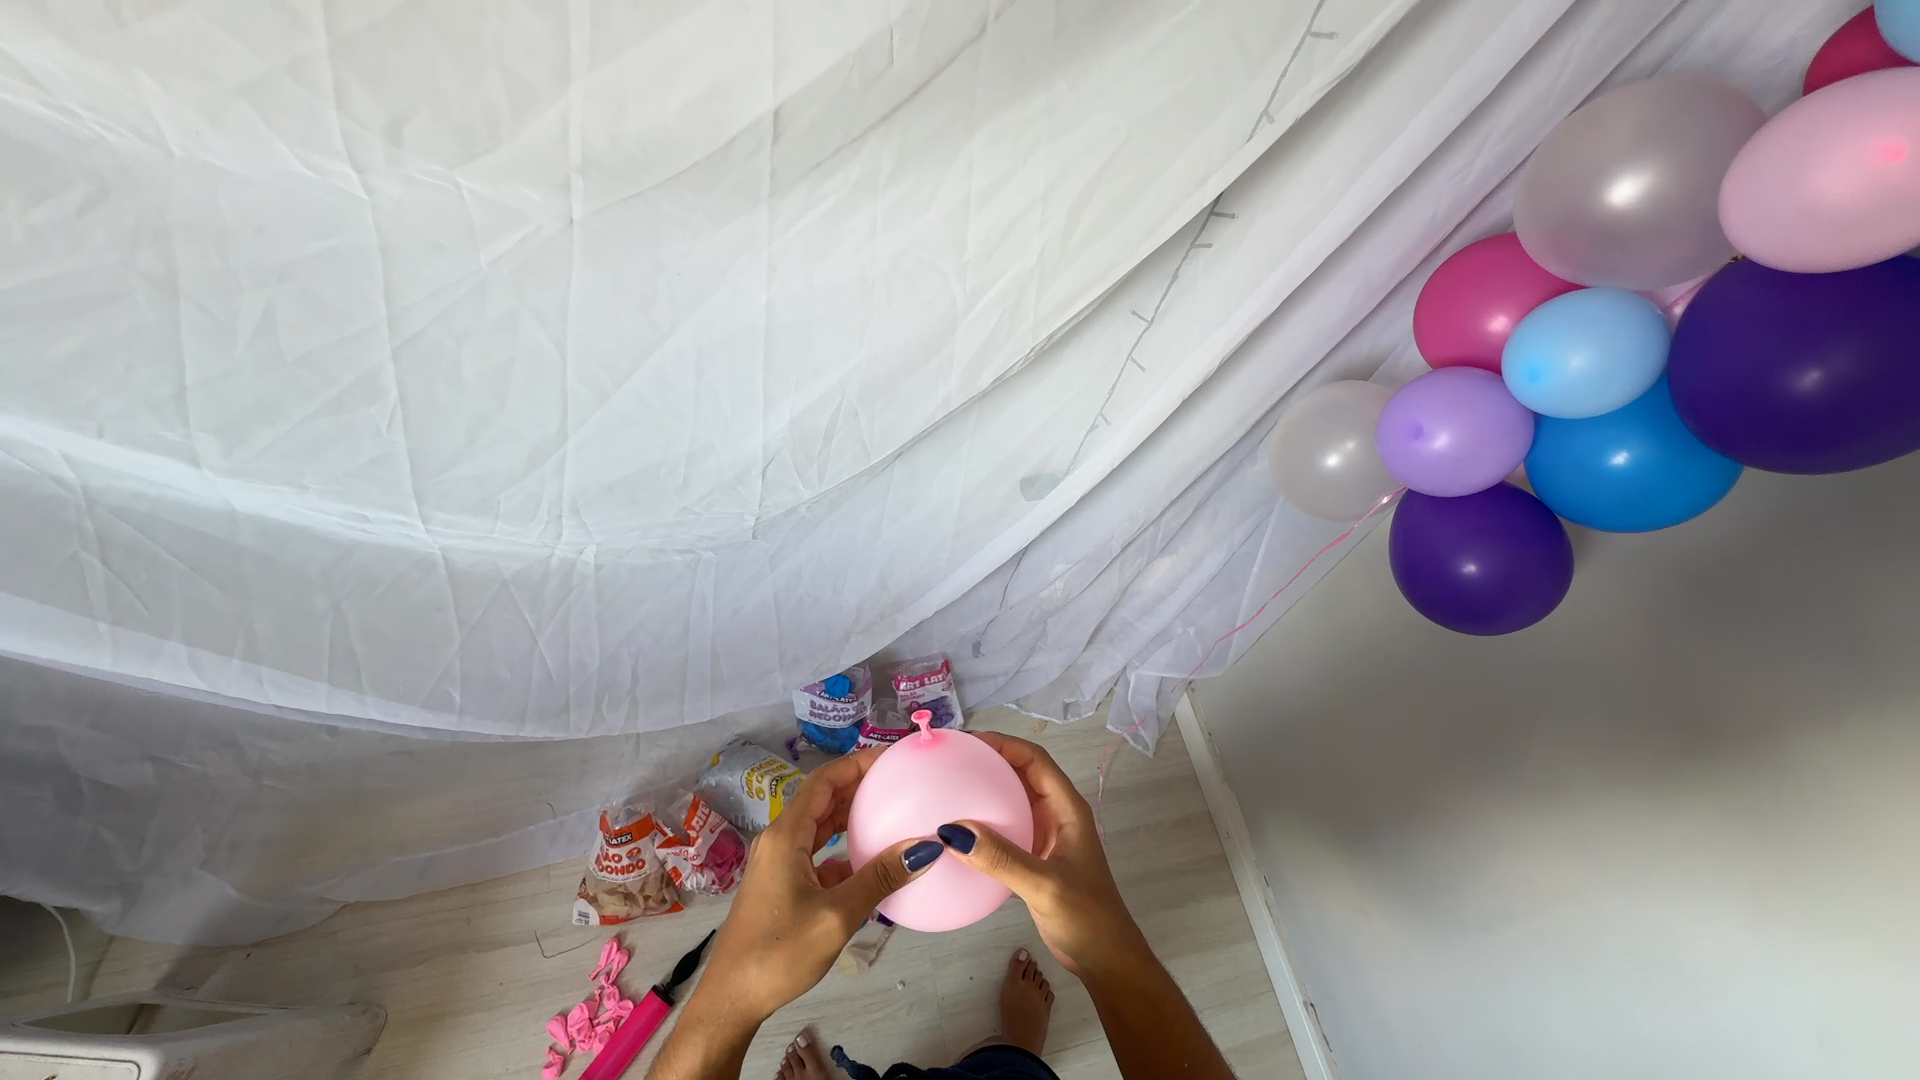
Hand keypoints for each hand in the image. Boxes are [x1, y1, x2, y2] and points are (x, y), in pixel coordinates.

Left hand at [689, 749, 943, 1025]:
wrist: (731, 1000)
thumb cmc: (778, 953)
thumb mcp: (836, 916)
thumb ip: (880, 878)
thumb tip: (925, 847)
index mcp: (786, 836)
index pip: (824, 781)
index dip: (857, 763)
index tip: (891, 757)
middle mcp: (779, 840)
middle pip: (821, 798)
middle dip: (858, 784)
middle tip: (898, 779)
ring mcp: (778, 863)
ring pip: (818, 825)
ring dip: (850, 814)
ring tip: (889, 807)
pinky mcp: (781, 885)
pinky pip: (816, 852)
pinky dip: (842, 847)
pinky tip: (869, 859)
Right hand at [935, 733, 1149, 978]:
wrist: (1105, 959)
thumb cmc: (1087, 916)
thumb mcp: (1044, 885)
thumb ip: (1001, 859)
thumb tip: (952, 831)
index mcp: (1067, 808)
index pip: (1034, 759)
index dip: (1004, 743)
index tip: (968, 741)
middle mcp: (1056, 815)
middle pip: (1021, 773)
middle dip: (989, 761)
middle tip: (949, 760)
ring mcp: (1045, 837)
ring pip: (1011, 801)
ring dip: (984, 792)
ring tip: (946, 789)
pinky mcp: (1033, 859)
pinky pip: (1004, 831)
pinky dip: (983, 827)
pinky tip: (956, 837)